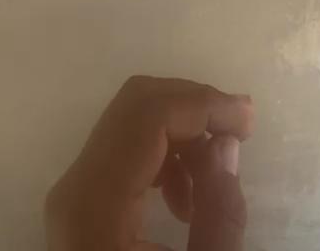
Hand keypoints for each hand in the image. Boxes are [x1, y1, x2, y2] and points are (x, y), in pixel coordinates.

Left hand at [45, 76, 254, 250]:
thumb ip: (218, 215)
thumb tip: (225, 145)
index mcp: (94, 204)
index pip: (148, 115)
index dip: (202, 103)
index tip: (248, 122)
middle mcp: (74, 186)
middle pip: (135, 106)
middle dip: (193, 108)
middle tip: (240, 132)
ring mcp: (72, 194)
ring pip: (129, 124)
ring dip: (181, 134)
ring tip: (216, 180)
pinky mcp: (79, 205)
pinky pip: (123, 152)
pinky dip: (161, 156)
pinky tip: (185, 199)